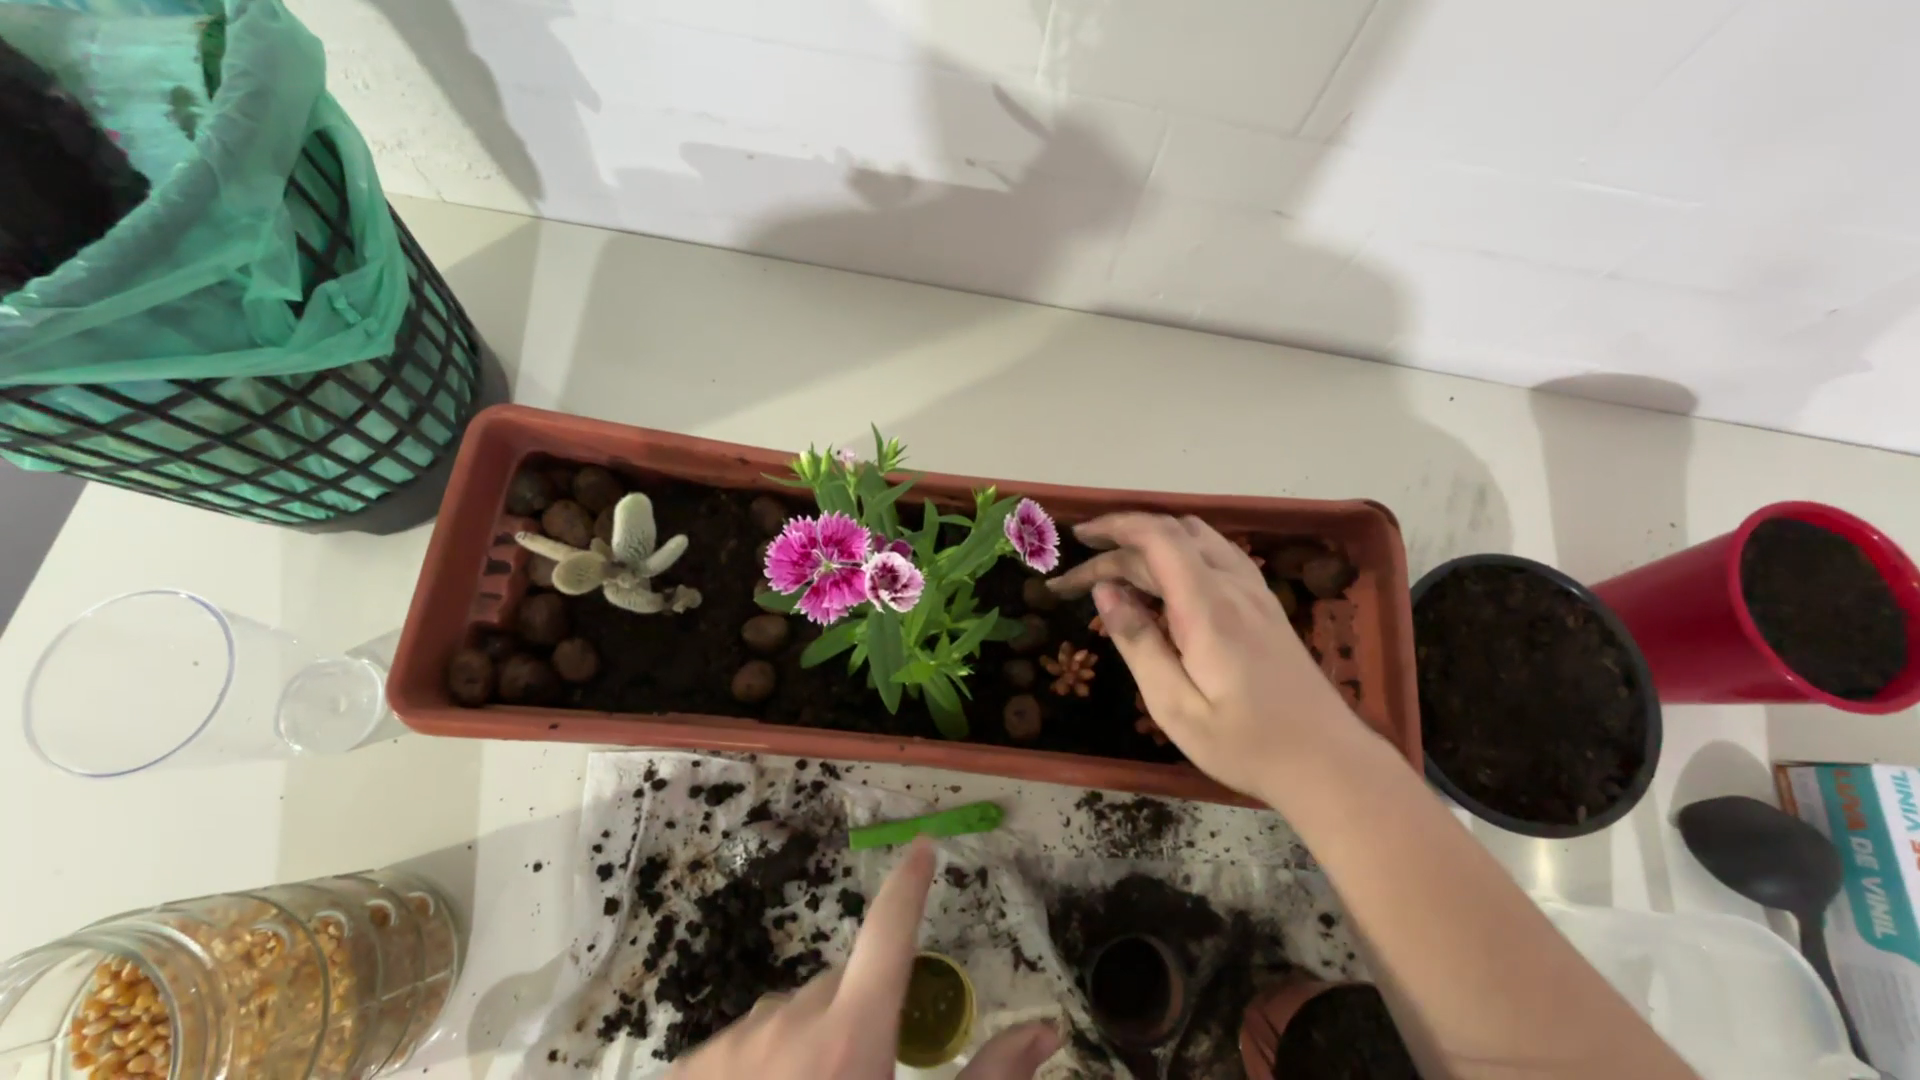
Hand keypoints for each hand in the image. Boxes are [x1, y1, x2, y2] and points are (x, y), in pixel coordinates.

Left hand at [668, 836, 1061, 1078]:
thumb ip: (988, 1075)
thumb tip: (1046, 1029)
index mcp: (851, 1033)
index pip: (889, 933)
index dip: (908, 885)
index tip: (922, 847)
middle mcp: (791, 1019)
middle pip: (841, 986)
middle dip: (861, 1008)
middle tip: (871, 1067)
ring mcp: (737, 1040)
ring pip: (792, 1014)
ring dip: (812, 1037)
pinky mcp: (695, 1064)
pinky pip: (745, 1040)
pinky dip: (765, 1060)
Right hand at [1049, 514, 1362, 798]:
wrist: (1328, 762)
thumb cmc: (1245, 744)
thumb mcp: (1175, 706)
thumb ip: (1138, 642)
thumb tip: (1104, 591)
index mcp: (1209, 607)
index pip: (1158, 538)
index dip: (1115, 527)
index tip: (1079, 538)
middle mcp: (1234, 586)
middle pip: (1172, 536)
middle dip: (1119, 546)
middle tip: (1078, 580)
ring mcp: (1256, 592)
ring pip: (1198, 538)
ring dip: (1152, 543)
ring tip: (1114, 570)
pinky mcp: (1265, 605)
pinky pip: (1217, 555)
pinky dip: (1180, 554)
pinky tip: (1164, 583)